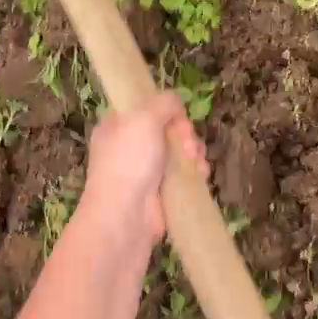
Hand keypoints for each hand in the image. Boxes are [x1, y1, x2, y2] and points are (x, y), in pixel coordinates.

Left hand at [81, 91, 207, 246]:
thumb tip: (175, 103)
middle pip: (168, 128)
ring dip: (193, 151)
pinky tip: (200, 174)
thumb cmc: (128, 161)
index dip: (165, 109)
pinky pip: (184, 173)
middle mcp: (130, 146)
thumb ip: (163, 102)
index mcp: (117, 126)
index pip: (146, 107)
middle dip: (184, 133)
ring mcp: (146, 170)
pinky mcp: (162, 191)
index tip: (176, 117)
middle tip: (186, 144)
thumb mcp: (143, 117)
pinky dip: (195, 171)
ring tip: (195, 162)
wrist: (125, 216)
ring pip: (179, 150)